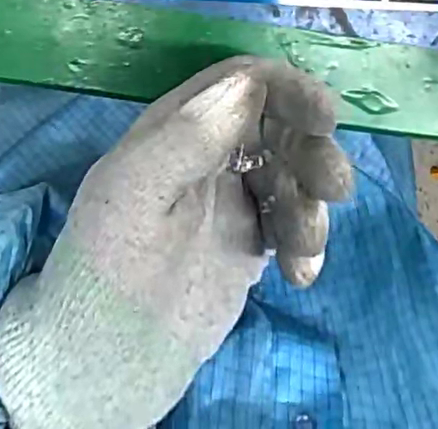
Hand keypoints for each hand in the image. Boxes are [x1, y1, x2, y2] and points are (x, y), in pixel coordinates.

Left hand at [0, 56, 352, 428]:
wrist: (102, 355)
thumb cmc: (111, 261)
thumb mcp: (138, 188)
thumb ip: (189, 134)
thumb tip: (249, 82)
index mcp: (181, 124)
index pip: (243, 82)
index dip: (288, 89)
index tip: (325, 115)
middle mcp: (211, 150)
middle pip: (280, 126)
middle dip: (312, 149)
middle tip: (335, 186)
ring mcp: (232, 194)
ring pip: (293, 174)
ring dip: (312, 201)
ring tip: (304, 247)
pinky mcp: (248, 238)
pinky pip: (291, 221)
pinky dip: (306, 241)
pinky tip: (300, 273)